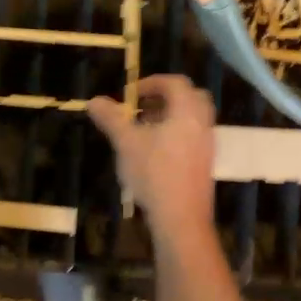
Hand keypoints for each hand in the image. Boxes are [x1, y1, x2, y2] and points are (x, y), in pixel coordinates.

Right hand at [86, 75, 215, 234]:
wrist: (181, 218)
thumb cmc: (154, 174)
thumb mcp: (126, 142)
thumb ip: (111, 118)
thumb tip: (93, 100)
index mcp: (186, 114)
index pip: (176, 83)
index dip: (152, 81)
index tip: (131, 93)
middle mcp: (202, 125)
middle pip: (191, 97)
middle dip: (165, 95)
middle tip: (142, 105)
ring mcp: (206, 145)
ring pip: (192, 117)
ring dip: (169, 114)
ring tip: (143, 127)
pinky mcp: (204, 163)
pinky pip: (192, 134)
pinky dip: (175, 131)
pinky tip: (152, 149)